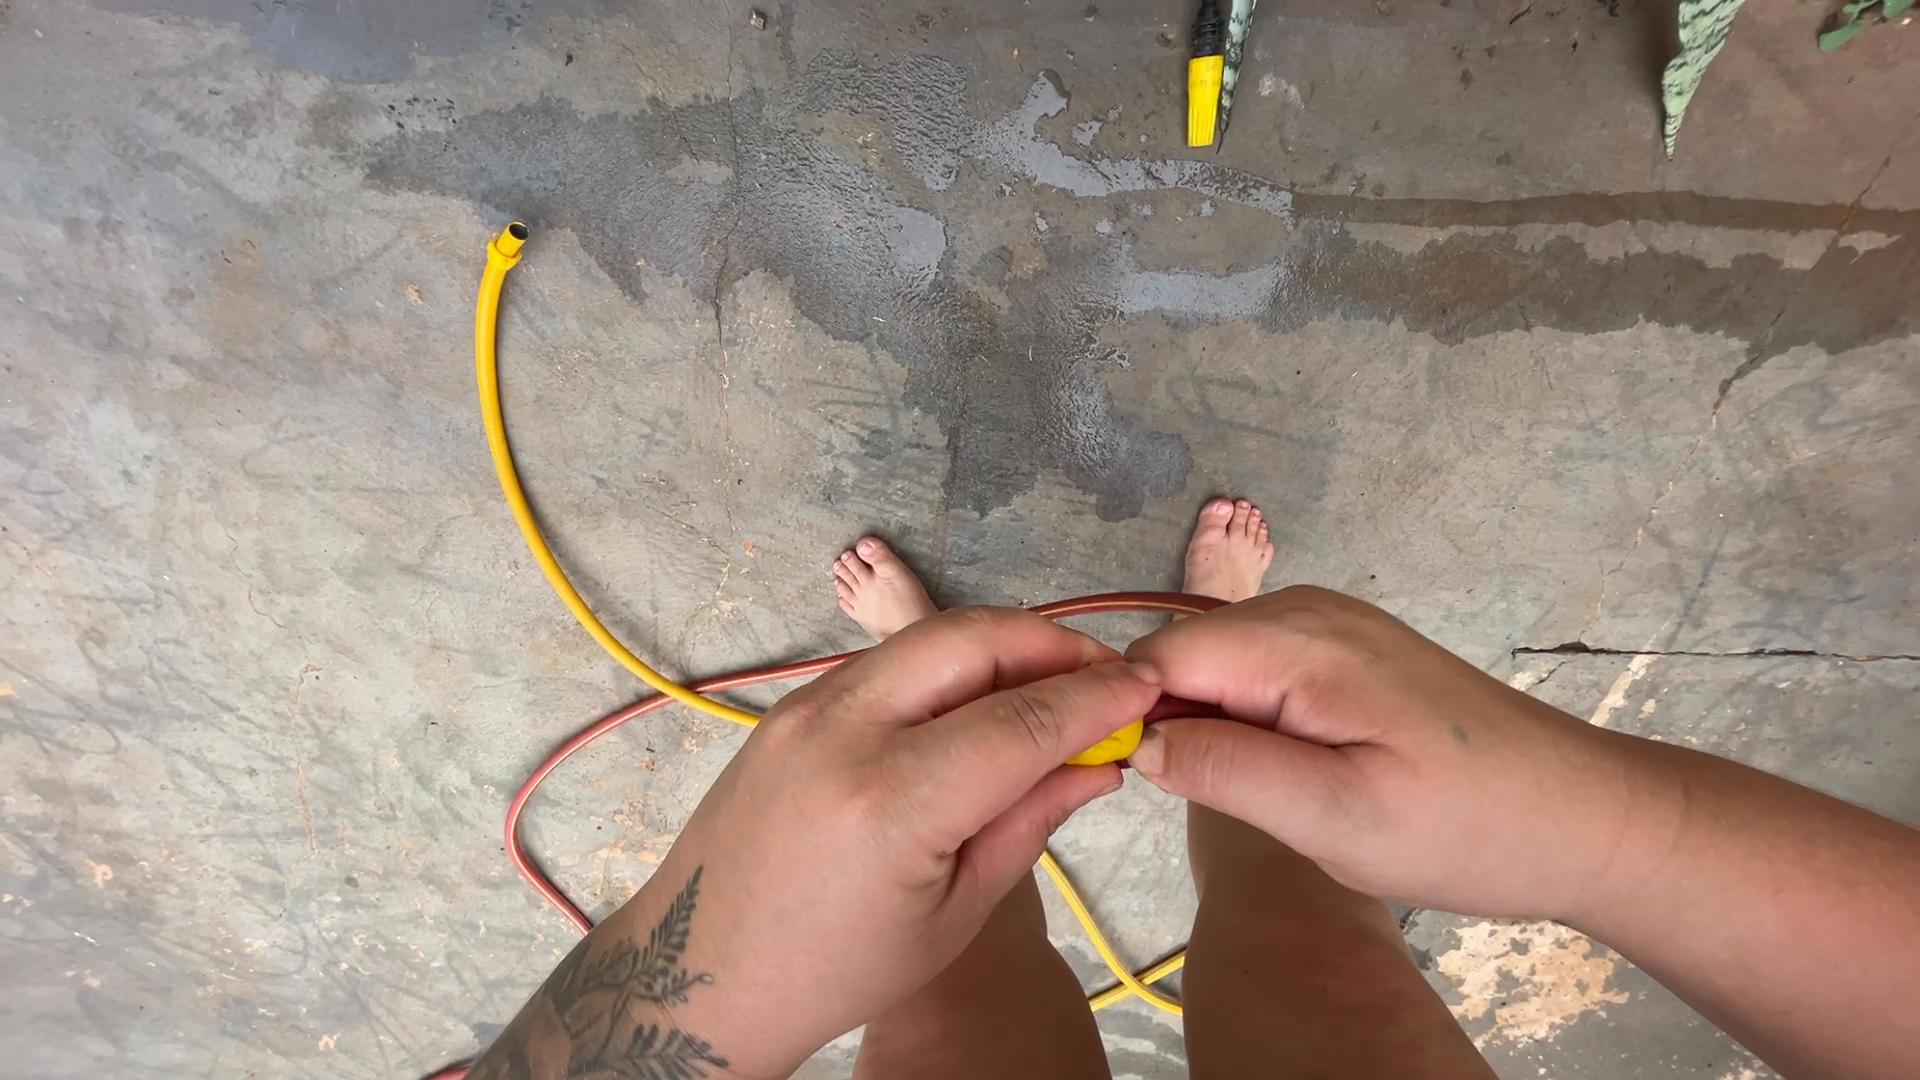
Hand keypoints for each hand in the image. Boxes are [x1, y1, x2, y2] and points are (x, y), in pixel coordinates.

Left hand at [610, 608, 1159, 1077]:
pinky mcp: (796, 699)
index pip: (1019, 720)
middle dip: (1049, 641)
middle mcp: (845, 726)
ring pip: (929, 636)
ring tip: (1052, 680)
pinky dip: (952, 661)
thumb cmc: (839, 966)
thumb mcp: (955, 915)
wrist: (700, 967)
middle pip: (969, 638)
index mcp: (891, 801)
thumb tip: (1102, 759)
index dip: (1094, 697)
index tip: (1144, 686)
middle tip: (1101, 670)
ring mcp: (810, 702)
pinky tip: (981, 695)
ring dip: (1002, 644)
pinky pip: (894, 659)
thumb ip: (1032, 819)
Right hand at [1124, 586, 1672, 920]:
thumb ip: (1225, 770)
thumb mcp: (1335, 818)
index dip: (1140, 716)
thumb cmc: (1462, 828)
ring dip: (1212, 717)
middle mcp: (1300, 606)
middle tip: (1231, 791)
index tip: (1164, 781)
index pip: (1160, 657)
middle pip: (1183, 652)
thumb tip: (1138, 741)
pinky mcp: (1336, 637)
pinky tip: (1291, 750)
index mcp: (1295, 640)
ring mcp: (1322, 616)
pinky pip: (1250, 661)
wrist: (1583, 814)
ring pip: (1212, 658)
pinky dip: (1246, 707)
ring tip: (1267, 777)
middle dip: (1178, 718)